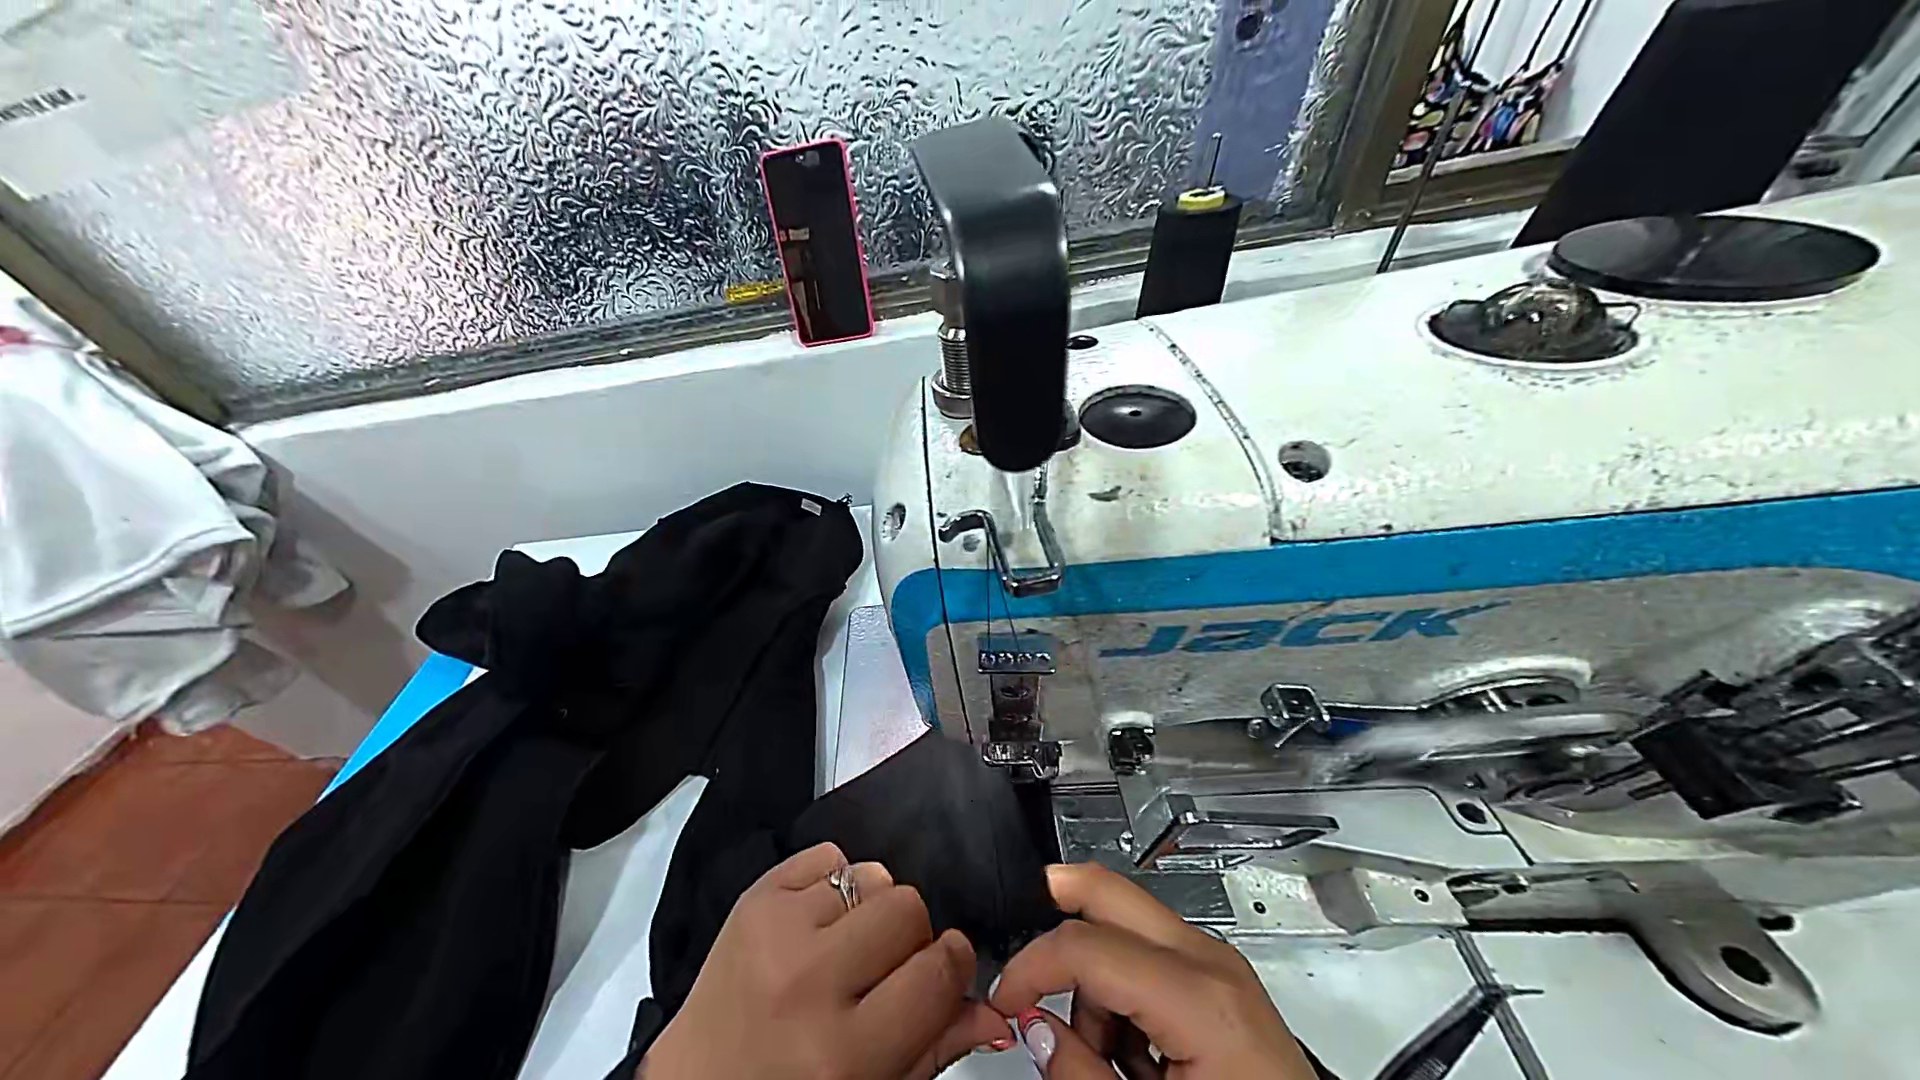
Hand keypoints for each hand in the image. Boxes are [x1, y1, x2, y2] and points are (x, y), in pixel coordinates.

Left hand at [642, 843, 1011, 1079]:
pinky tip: (816, 924)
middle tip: (885, 965)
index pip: (937, 970)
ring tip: (844, 948)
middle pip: (908, 908)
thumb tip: (995, 1012)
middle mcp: (807, 984)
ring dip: (870, 907)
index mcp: (841, 1053)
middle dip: (910, 934)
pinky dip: (832, 883)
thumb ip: (937, 1048)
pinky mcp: (753, 897)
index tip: (946, 966)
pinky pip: (827, 855)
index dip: (954, 963)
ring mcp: (775, 932)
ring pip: (872, 874)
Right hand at [991, 862, 1316, 1079]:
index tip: (1006, 999)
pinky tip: (1133, 1048)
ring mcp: (1218, 963)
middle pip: (1109, 890)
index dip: (1032, 967)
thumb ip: (1081, 1074)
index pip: (1087, 947)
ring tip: (1103, 1052)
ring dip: (1092, 971)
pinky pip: (1147, 949)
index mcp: (1200, 1000)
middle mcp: (1211, 962)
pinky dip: (1120, 983)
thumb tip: (1036, 1028)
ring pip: (1122, 921)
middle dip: (1053, 900)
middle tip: (1022, 950)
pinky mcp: (1219, 975)